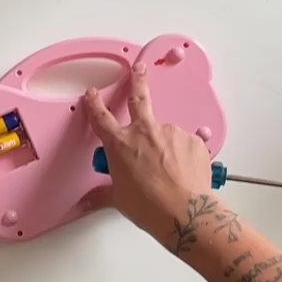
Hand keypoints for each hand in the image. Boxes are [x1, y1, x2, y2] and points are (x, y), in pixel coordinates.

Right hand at [83, 63, 218, 250]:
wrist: (185, 212)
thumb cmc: (150, 206)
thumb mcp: (119, 199)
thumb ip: (104, 193)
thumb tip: (88, 201)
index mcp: (120, 144)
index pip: (101, 118)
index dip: (94, 104)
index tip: (92, 95)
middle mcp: (144, 131)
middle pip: (139, 96)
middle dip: (137, 80)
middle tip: (139, 69)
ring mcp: (170, 133)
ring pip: (165, 132)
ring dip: (165, 143)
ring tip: (168, 169)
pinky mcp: (193, 140)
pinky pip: (185, 144)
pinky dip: (182, 155)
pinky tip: (182, 171)